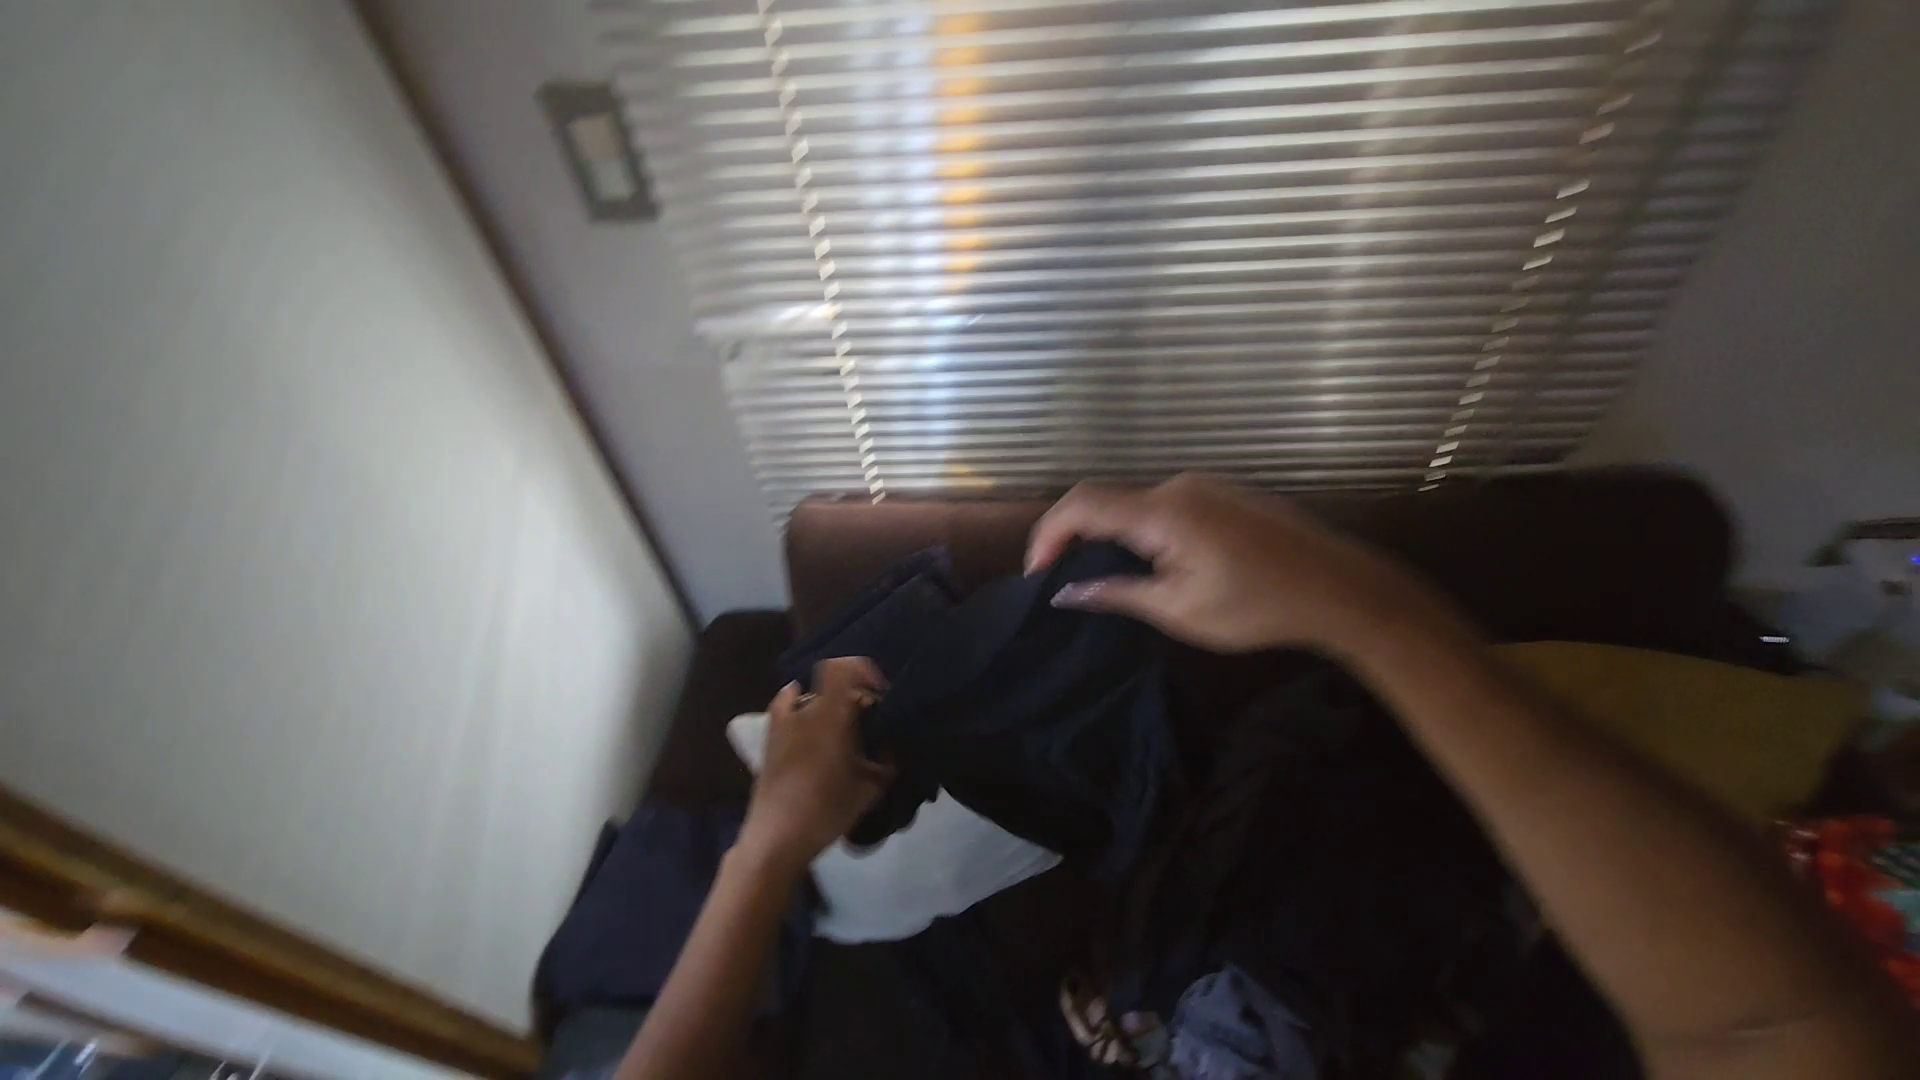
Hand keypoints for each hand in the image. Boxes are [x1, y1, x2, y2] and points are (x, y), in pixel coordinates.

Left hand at [739, 657, 894, 867]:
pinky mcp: (770, 736)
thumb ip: (887, 763)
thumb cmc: (826, 810)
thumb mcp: (869, 790)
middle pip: (832, 681)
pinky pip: (785, 705)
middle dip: (854, 692)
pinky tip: (807, 717)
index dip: (865, 669)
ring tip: (841, 724)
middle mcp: (805, 709)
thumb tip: (890, 746)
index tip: (882, 692)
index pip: (845, 668)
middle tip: (869, 718)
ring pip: (811, 693)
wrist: (777, 837)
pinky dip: (798, 702)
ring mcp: (783, 721)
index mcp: (831, 715)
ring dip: (830, 700)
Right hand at [1028, 473, 1450, 655]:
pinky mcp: (1223, 494)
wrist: (1342, 590)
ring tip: (1110, 578)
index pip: (1083, 504)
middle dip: (1078, 538)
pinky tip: (1153, 563)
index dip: (1049, 533)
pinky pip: (1164, 505)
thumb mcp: (1179, 610)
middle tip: (1069, 581)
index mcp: (1164, 512)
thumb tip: (1065, 592)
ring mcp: (1205, 486)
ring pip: (1136, 504)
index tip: (1039, 573)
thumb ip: (1117, 594)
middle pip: (1107, 501)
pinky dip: (1142, 530)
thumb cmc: (1259, 607)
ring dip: (1112, 536)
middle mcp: (1179, 486)